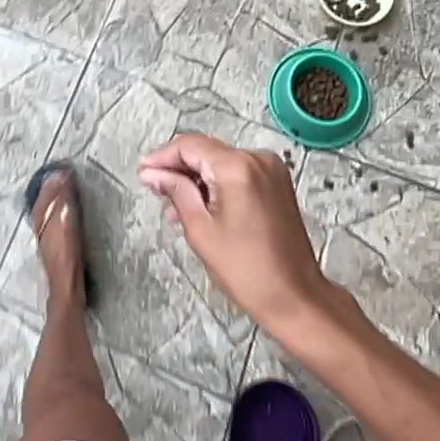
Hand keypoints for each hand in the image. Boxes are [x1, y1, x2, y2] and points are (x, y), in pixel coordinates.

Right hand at [137, 133, 333, 328]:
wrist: (294, 295)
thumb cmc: (251, 272)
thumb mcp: (201, 230)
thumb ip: (175, 192)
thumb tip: (154, 173)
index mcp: (238, 168)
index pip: (189, 145)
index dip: (162, 157)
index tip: (145, 170)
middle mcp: (258, 159)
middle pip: (206, 150)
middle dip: (178, 166)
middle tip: (155, 186)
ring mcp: (271, 169)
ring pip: (221, 160)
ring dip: (197, 176)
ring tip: (175, 203)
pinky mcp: (276, 181)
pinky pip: (238, 171)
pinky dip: (218, 182)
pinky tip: (201, 203)